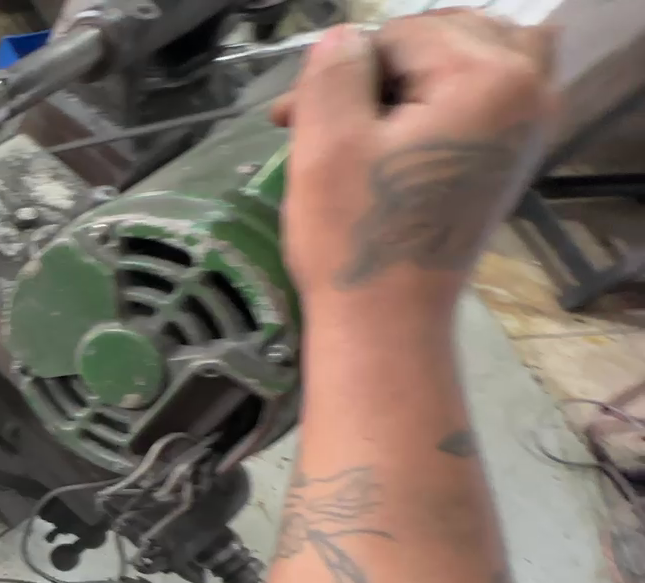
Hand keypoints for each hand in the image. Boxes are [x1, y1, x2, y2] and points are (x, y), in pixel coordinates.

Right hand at [276, 13, 556, 319]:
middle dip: (378, 68)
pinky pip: (489, 96)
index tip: (287, 116)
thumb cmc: (351, 233)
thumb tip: (339, 39)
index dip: (338, 69)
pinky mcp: (509, 158)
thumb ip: (333, 79)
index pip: (406, 34)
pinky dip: (442, 101)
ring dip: (416, 76)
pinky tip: (399, 137)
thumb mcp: (325, 150)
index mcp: (489, 75)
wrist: (384, 314)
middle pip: (450, 36)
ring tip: (363, 117)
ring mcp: (527, 125)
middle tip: (316, 119)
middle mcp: (529, 87)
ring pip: (481, 58)